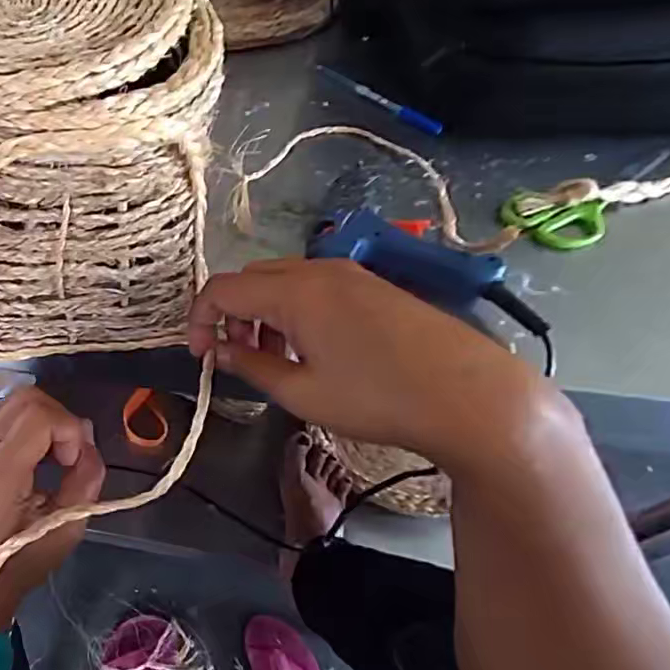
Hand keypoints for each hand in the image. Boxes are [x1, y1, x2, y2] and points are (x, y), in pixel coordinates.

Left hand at [0, 388, 105, 630]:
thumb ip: (85, 480)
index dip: (69, 431)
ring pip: (18, 400)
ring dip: (48, 418)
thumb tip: (88, 442)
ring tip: (58, 454)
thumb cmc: (21, 560)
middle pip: (27, 399)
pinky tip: (42, 454)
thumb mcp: (67, 529)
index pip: (38, 418)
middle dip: (60, 419)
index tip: (75, 463)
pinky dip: (35, 422)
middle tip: (69, 456)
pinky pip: (10, 413)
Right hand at [187, 257, 571, 468]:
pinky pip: (314, 286)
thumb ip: (251, 366)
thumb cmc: (378, 398)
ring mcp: (349, 274)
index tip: (198, 355)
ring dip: (263, 312)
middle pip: (251, 279)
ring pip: (282, 280)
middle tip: (238, 357)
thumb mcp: (303, 393)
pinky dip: (294, 309)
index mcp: (294, 291)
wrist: (471, 396)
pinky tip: (313, 348)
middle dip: (232, 315)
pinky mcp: (373, 285)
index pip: (222, 289)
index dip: (198, 319)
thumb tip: (220, 351)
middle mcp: (318, 270)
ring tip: (276, 357)